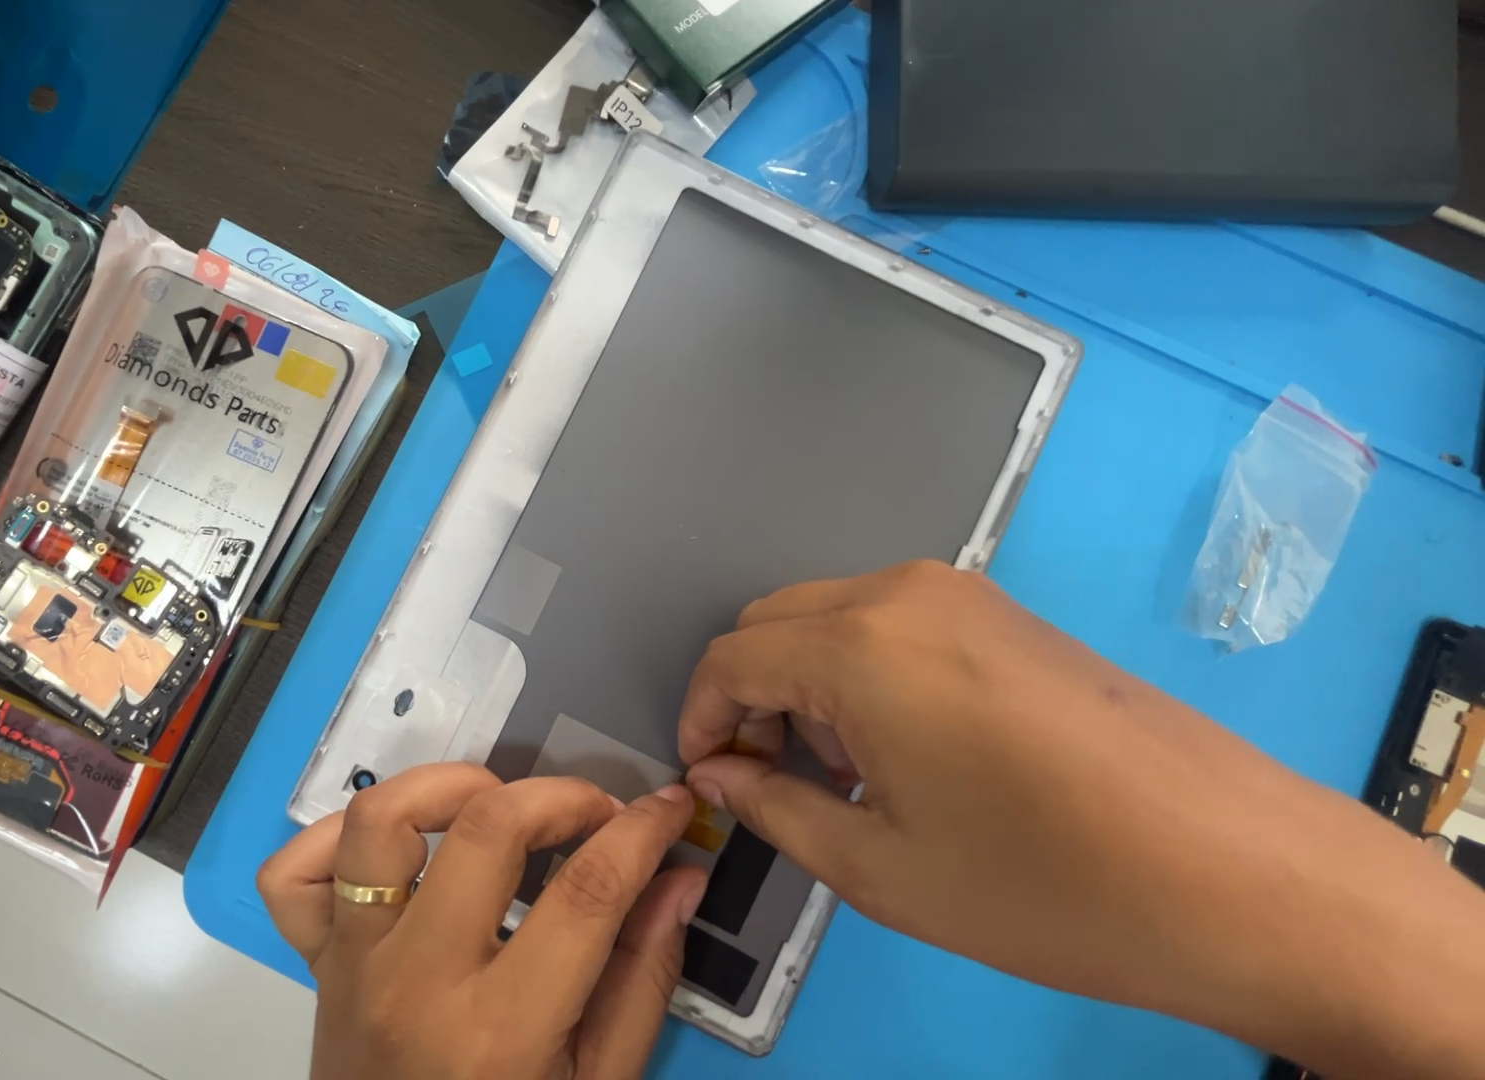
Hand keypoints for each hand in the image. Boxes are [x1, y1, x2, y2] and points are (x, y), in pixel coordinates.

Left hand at [258, 764, 708, 1079]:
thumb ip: (642, 976)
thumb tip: (679, 875)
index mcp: (498, 1031)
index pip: (585, 892)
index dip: (641, 833)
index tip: (670, 806)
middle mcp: (415, 980)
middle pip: (485, 831)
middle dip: (558, 797)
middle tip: (595, 812)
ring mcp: (351, 963)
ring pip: (378, 821)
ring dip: (446, 787)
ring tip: (497, 804)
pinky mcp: (314, 960)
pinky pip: (293, 871)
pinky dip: (335, 836)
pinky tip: (399, 846)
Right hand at [678, 561, 1484, 1079]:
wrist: (1251, 876)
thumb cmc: (1046, 884)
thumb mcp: (880, 868)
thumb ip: (771, 807)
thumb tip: (713, 773)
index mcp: (859, 648)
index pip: (729, 658)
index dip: (699, 716)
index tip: (706, 775)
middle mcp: (898, 594)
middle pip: (769, 622)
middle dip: (745, 693)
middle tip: (764, 772)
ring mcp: (957, 592)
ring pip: (824, 613)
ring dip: (798, 678)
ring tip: (837, 765)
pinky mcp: (999, 609)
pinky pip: (883, 616)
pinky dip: (852, 663)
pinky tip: (897, 737)